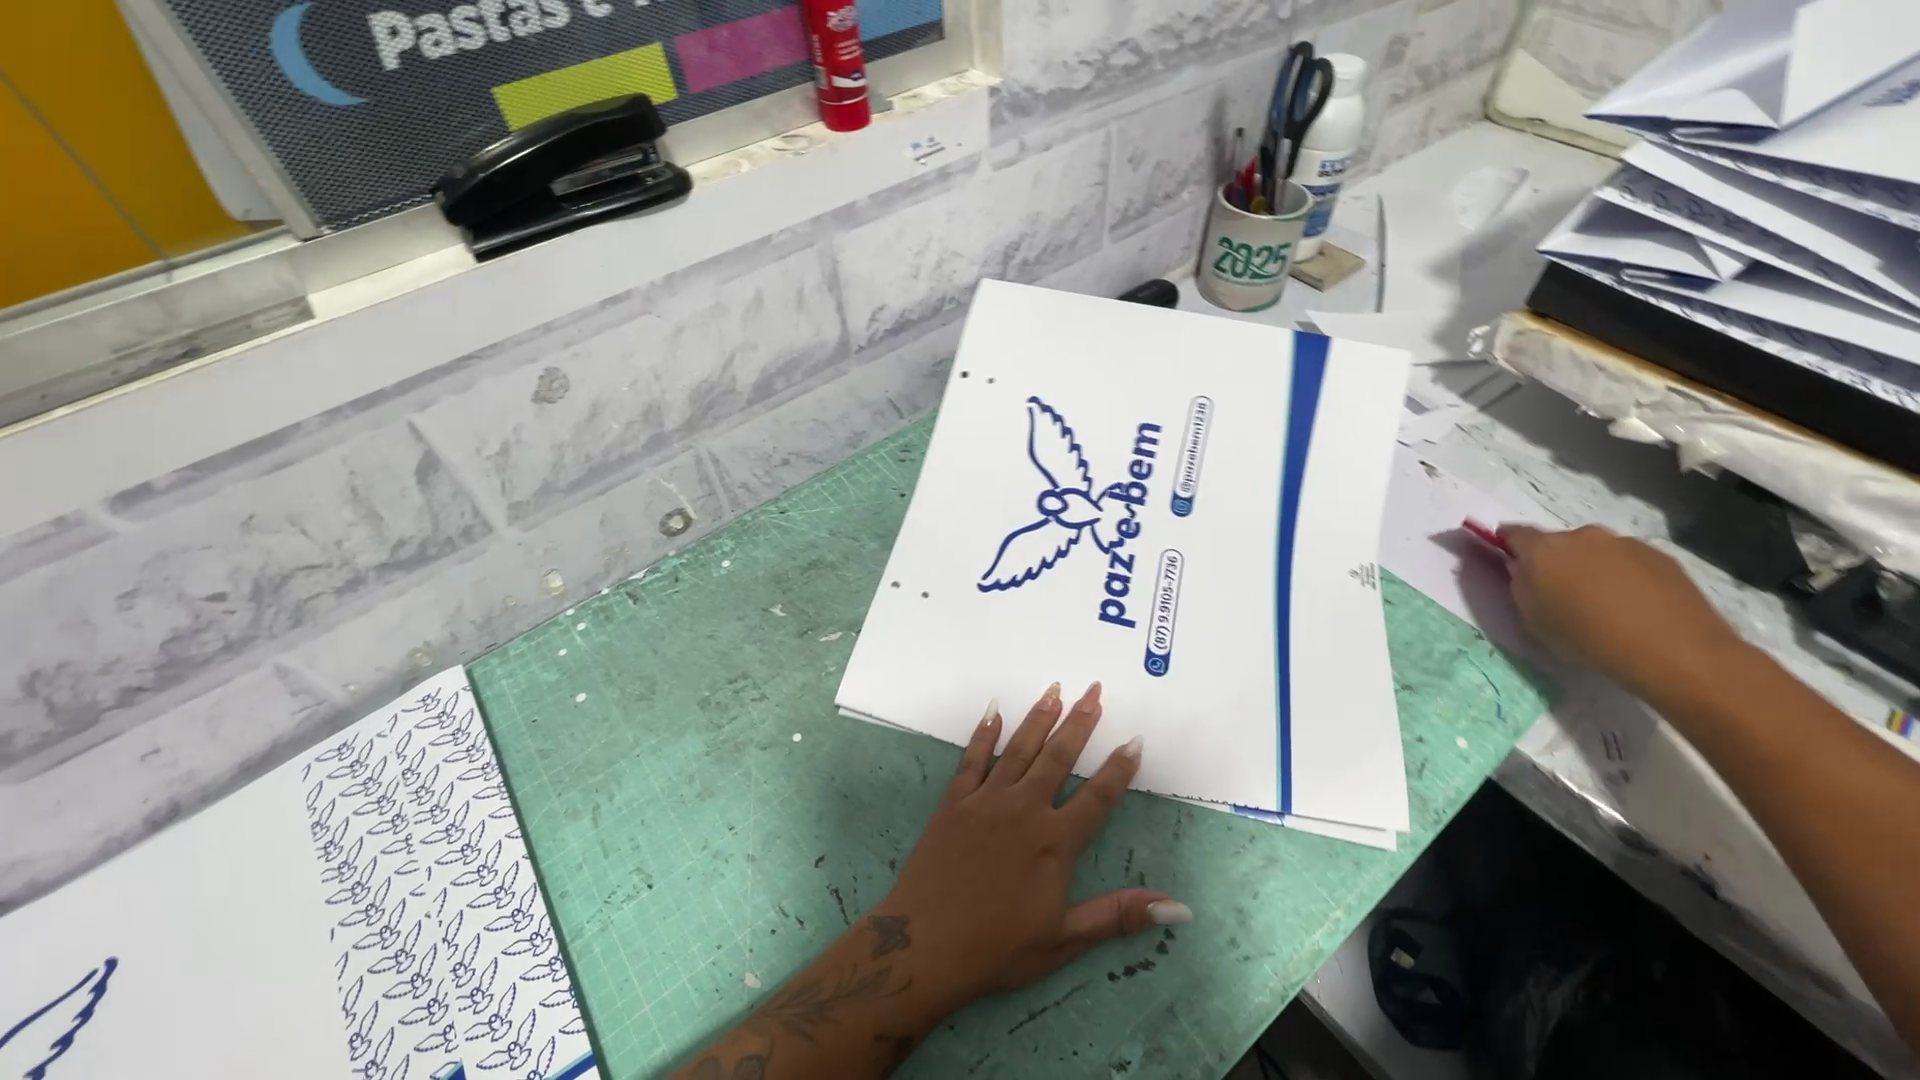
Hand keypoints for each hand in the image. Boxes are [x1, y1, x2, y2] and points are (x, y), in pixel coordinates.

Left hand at [872, 682, 1190, 1010]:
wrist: (926, 944)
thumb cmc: (998, 947)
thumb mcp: (1065, 939)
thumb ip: (1119, 915)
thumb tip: (1179, 906)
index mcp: (1055, 841)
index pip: (1097, 797)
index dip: (1119, 769)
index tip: (1135, 739)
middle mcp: (1024, 810)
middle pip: (1058, 758)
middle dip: (1079, 723)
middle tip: (1094, 691)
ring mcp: (985, 801)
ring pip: (1019, 750)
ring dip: (1038, 718)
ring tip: (1054, 689)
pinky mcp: (954, 803)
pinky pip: (972, 759)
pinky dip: (984, 734)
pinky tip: (994, 711)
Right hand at [1502, 524, 1740, 693]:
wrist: (1673, 649)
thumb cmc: (1587, 637)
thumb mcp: (1533, 620)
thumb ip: (1521, 588)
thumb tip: (1523, 570)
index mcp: (1544, 549)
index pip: (1513, 533)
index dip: (1507, 544)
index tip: (1508, 560)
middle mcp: (1583, 536)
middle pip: (1558, 543)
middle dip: (1555, 561)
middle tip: (1560, 593)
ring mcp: (1626, 543)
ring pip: (1596, 552)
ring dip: (1592, 569)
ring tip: (1604, 604)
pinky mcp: (1661, 556)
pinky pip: (1630, 562)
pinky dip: (1625, 577)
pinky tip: (1635, 606)